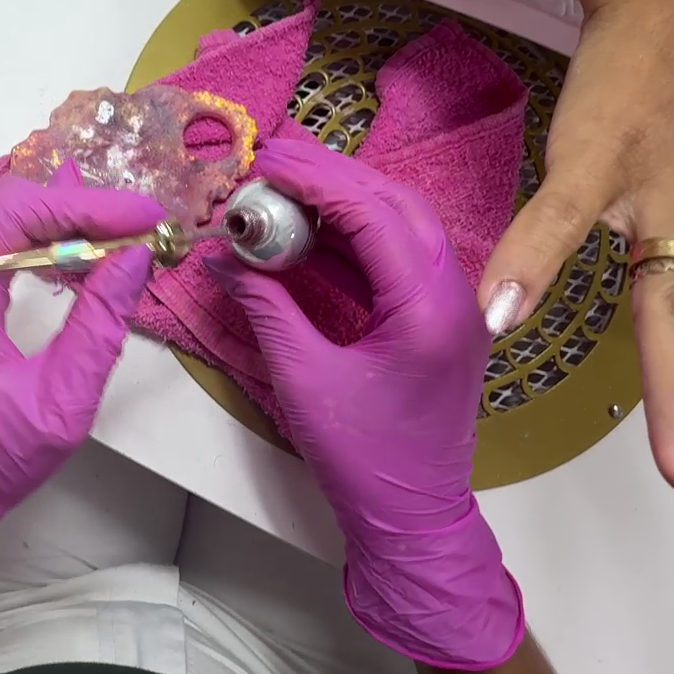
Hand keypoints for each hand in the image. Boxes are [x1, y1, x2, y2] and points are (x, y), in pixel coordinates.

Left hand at [0, 172, 165, 604]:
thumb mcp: (61, 404)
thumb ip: (98, 327)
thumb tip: (135, 257)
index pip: (15, 216)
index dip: (84, 206)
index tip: (144, 216)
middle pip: (4, 205)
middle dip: (77, 206)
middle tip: (138, 225)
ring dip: (60, 217)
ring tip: (118, 230)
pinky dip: (36, 234)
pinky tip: (74, 234)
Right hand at [207, 138, 523, 668]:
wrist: (412, 514)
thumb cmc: (361, 455)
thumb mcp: (301, 374)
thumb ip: (265, 306)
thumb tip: (223, 259)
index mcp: (427, 308)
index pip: (372, 213)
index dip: (315, 179)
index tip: (265, 162)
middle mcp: (451, 294)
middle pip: (394, 204)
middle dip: (331, 174)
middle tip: (272, 159)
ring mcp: (447, 304)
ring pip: (397, 223)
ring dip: (341, 198)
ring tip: (285, 182)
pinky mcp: (431, 316)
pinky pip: (391, 256)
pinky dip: (348, 234)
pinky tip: (307, 228)